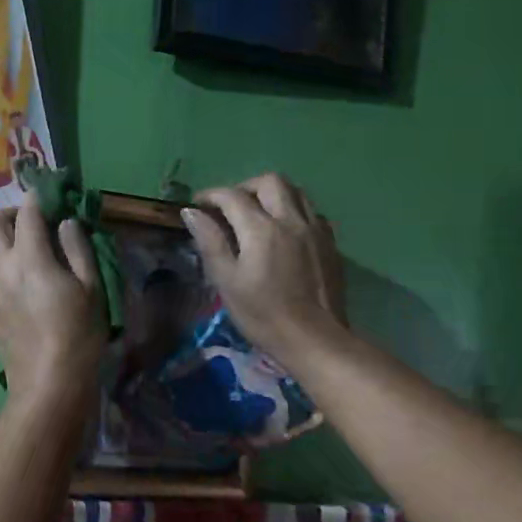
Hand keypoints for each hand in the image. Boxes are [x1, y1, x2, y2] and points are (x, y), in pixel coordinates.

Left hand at [0, 191, 106, 403]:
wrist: (46, 381)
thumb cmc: (78, 334)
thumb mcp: (91, 288)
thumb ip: (77, 249)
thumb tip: (65, 222)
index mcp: (29, 257)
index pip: (26, 213)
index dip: (37, 198)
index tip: (47, 194)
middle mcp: (0, 265)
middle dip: (11, 214)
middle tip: (34, 222)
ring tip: (20, 246)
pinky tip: (12, 272)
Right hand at [181, 174, 346, 363]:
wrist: (315, 340)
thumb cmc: (261, 314)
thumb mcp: (225, 280)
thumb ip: (209, 241)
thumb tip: (191, 212)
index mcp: (261, 229)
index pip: (231, 196)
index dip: (210, 196)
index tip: (197, 206)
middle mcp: (292, 220)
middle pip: (270, 181)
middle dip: (244, 187)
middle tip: (228, 207)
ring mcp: (316, 230)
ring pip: (295, 191)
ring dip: (271, 194)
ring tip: (254, 214)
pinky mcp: (330, 243)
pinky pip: (311, 211)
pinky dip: (292, 210)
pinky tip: (281, 231)